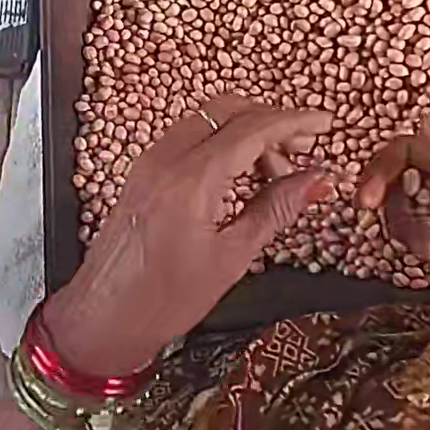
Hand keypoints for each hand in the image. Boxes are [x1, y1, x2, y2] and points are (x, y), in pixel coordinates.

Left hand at [43, 98, 333, 375]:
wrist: (104, 318)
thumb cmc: (167, 298)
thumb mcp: (232, 255)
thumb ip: (277, 208)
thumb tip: (319, 179)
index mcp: (191, 180)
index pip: (253, 129)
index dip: (296, 121)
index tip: (326, 123)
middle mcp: (167, 158)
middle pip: (230, 110)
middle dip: (273, 122)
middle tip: (305, 149)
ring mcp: (151, 160)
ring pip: (210, 119)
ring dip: (249, 132)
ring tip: (277, 173)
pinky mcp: (146, 170)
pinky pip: (192, 137)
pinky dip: (224, 143)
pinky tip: (244, 175)